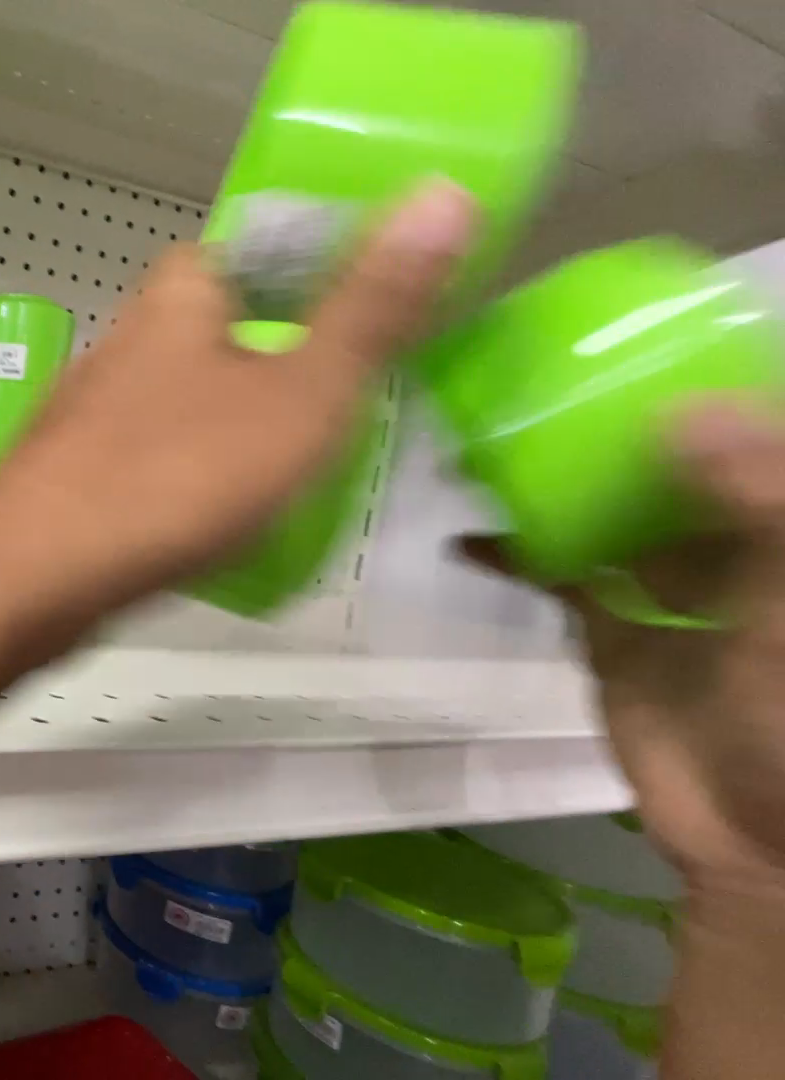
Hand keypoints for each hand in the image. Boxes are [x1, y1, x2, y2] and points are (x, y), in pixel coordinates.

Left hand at [0, 180, 476, 630]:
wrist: (33, 579)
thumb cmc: (175, 477)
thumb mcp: (300, 395)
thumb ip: (370, 307)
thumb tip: (443, 189)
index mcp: (171, 304)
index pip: (236, 248)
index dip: (297, 262)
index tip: (351, 300)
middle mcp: (115, 348)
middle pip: (202, 329)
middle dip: (264, 352)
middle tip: (332, 394)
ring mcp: (79, 417)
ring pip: (169, 400)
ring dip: (219, 419)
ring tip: (285, 461)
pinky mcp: (61, 479)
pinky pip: (139, 460)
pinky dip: (178, 474)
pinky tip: (206, 514)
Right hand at [462, 403, 784, 893]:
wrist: (769, 839)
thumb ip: (762, 504)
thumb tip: (687, 408)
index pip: (760, 429)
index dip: (718, 377)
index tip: (641, 339)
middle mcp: (746, 537)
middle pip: (679, 460)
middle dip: (613, 425)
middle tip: (535, 387)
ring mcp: (680, 581)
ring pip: (615, 509)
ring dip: (554, 483)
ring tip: (484, 448)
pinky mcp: (619, 623)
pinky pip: (562, 574)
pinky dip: (516, 556)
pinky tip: (467, 538)